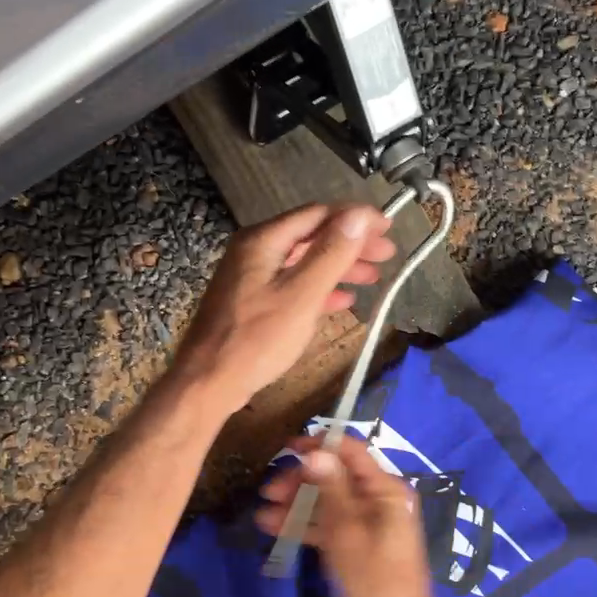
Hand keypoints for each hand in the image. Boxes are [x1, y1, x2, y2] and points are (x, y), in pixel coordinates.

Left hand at [171, 204, 394, 414]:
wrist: (209, 381)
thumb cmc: (257, 339)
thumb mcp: (301, 295)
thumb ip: (331, 253)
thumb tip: (358, 215)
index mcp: (263, 240)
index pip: (318, 215)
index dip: (356, 218)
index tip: (388, 227)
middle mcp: (254, 250)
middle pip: (311, 236)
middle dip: (350, 243)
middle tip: (386, 253)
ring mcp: (250, 277)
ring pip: (303, 261)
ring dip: (338, 266)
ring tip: (372, 276)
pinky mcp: (251, 302)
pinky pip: (292, 284)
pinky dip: (319, 288)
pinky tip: (342, 300)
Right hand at [256, 434, 438, 596]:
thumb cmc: (375, 576)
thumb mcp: (348, 531)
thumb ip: (331, 489)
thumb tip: (315, 451)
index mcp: (385, 489)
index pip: (350, 452)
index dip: (319, 446)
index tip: (285, 448)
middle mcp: (377, 498)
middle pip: (334, 476)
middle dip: (300, 481)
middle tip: (269, 491)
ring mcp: (366, 519)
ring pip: (327, 501)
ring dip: (296, 504)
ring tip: (263, 511)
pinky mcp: (356, 539)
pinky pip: (328, 523)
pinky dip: (304, 524)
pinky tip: (273, 525)